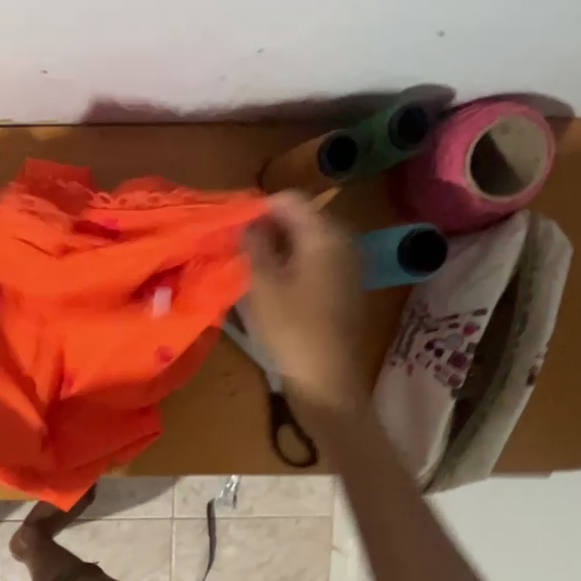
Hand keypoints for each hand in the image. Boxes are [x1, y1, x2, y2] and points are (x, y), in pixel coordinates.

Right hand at [242, 192, 370, 414]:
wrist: (327, 379)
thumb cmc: (292, 330)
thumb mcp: (263, 285)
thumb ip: (254, 246)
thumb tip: (247, 222)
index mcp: (325, 235)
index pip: (290, 200)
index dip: (258, 207)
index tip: (232, 227)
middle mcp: (343, 242)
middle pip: (301, 219)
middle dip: (268, 228)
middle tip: (237, 249)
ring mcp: (347, 265)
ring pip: (306, 242)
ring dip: (278, 249)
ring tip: (249, 269)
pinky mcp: (344, 287)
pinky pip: (315, 262)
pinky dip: (292, 266)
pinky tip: (272, 287)